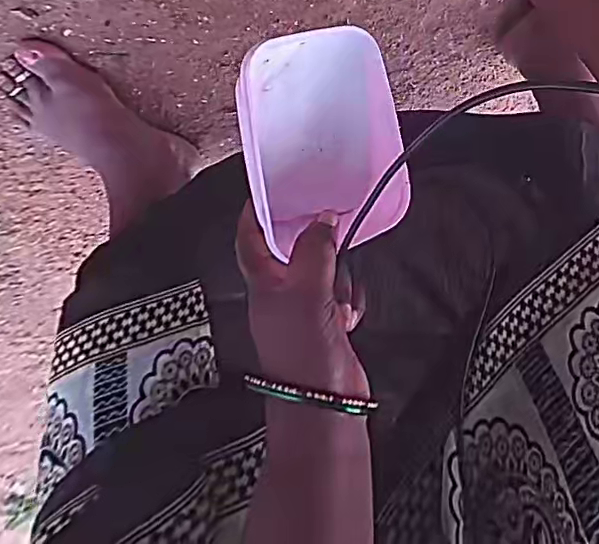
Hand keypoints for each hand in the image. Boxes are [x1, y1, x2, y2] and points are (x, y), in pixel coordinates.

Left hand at [236, 208, 369, 397]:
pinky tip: (349, 314)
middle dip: (312, 243)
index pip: (249, 238)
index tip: (267, 191)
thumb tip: (323, 218)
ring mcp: (302, 310)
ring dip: (335, 276)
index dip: (254, 213)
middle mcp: (279, 293)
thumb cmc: (303, 352)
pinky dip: (347, 300)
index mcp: (262, 282)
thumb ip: (315, 248)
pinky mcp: (325, 324)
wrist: (326, 406)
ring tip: (338, 293)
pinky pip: (338, 297)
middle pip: (290, 251)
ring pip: (319, 272)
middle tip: (327, 229)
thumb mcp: (307, 289)